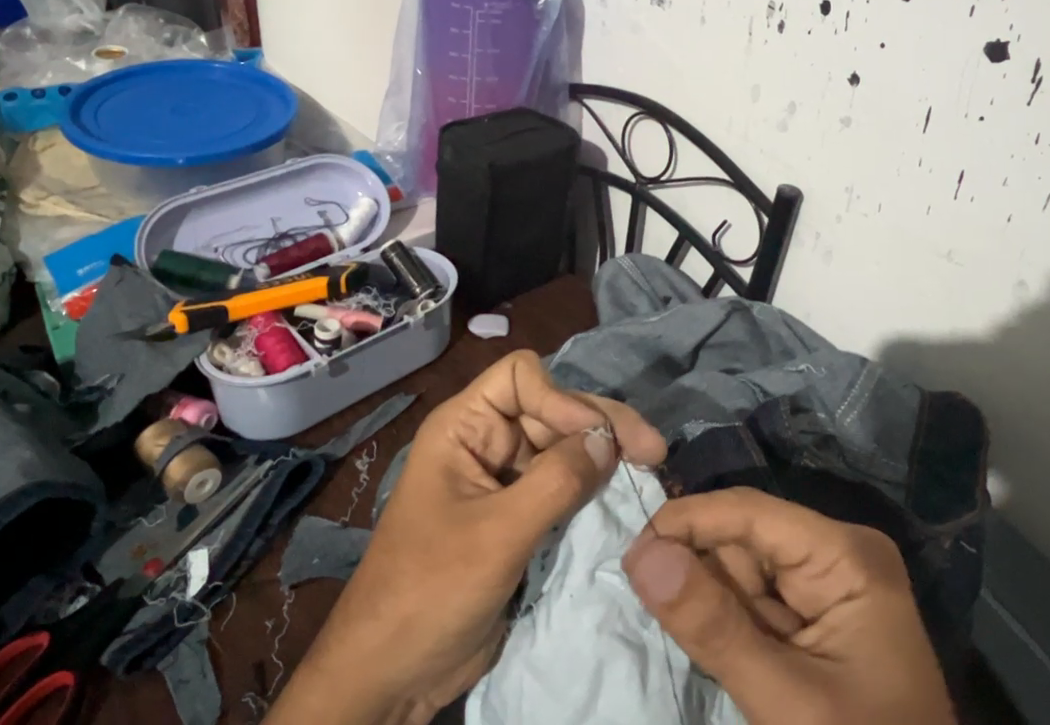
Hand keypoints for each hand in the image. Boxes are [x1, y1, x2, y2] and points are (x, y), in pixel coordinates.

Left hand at [268, 350, 666, 724]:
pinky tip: (624, 498)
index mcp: (463, 428)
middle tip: (654, 451)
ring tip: (650, 471)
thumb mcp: (497, 533)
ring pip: (563, 449)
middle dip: (600, 425)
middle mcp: (485, 444)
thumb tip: (608, 437)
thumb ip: (556, 480)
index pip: (521, 378)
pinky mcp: (518, 519)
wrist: (395, 670)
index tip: (598, 436)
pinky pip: (562, 489)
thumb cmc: (432, 589)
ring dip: (603, 458)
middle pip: (552, 410)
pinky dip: (593, 490)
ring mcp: (503, 482)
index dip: (562, 397)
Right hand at [623, 487, 957, 724]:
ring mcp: (825, 588)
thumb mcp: (784, 699)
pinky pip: (751, 603)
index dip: (686, 523)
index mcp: (844, 555)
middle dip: (697, 573)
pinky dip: (724, 624)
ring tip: (706, 651)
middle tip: (657, 616)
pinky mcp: (812, 620)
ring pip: (737, 572)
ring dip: (707, 604)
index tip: (629, 558)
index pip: (748, 512)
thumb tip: (640, 554)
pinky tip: (720, 655)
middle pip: (740, 539)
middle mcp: (835, 555)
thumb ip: (712, 626)